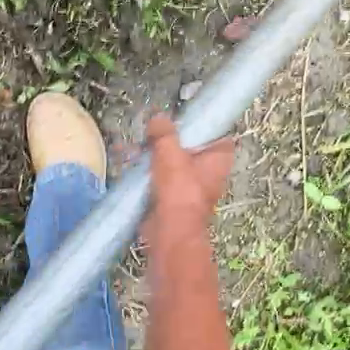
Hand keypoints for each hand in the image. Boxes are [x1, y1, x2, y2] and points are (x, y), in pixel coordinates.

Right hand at [145, 112, 235, 235]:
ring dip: (156, 155)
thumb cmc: (179, 188)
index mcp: (219, 158)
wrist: (170, 231)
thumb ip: (164, 132)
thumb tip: (158, 118)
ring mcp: (192, 187)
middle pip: (192, 148)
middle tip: (153, 130)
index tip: (185, 118)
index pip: (219, 135)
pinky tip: (130, 163)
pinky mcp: (175, 199)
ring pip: (174, 163)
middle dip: (171, 140)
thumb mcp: (170, 151)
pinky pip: (162, 178)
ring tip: (136, 146)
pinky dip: (149, 172)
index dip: (203, 125)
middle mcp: (211, 172)